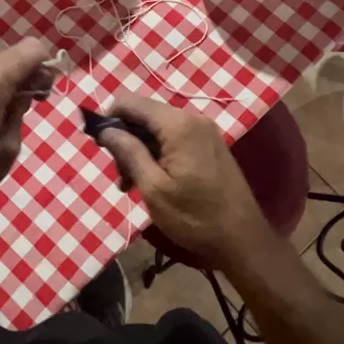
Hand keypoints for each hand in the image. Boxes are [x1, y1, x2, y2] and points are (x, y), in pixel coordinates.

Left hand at [0, 38, 53, 223]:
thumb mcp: (9, 145)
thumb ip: (22, 106)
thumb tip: (32, 84)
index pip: (30, 49)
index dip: (46, 64)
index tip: (47, 90)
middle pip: (12, 56)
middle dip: (28, 74)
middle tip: (35, 104)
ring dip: (9, 80)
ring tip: (10, 112)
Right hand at [98, 94, 278, 272]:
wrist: (244, 241)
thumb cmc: (195, 217)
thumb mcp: (153, 188)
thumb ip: (128, 152)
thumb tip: (105, 130)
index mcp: (178, 125)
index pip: (131, 101)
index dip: (109, 117)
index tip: (99, 145)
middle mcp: (193, 118)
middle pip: (144, 114)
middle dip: (125, 139)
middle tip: (118, 175)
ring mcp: (204, 131)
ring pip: (157, 128)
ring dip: (140, 149)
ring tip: (131, 184)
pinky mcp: (210, 144)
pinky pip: (174, 137)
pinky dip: (158, 153)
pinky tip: (152, 180)